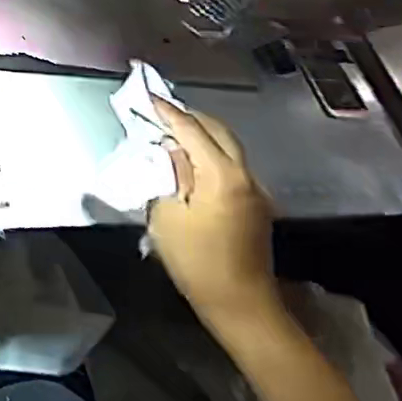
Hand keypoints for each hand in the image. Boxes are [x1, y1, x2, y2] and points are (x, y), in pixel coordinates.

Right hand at [148, 96, 278, 324]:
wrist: (240, 305)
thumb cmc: (196, 259)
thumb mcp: (167, 213)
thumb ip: (171, 173)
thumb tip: (170, 149)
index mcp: (223, 176)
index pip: (192, 131)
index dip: (168, 111)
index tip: (147, 95)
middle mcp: (246, 178)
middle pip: (218, 133)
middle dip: (189, 116)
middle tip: (159, 107)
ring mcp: (254, 193)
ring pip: (227, 147)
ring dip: (200, 134)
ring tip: (169, 128)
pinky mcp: (253, 206)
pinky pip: (229, 165)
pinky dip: (208, 151)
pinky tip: (187, 157)